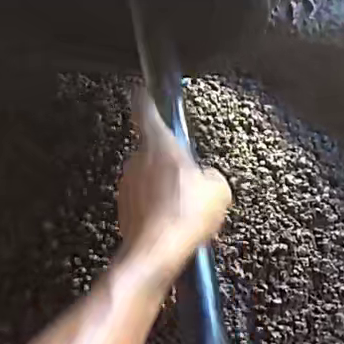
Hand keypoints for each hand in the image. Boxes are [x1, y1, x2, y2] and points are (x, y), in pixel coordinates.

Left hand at [118, 86, 231, 265]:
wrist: (158, 252)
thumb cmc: (184, 217)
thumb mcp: (219, 190)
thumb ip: (212, 176)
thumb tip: (208, 180)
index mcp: (159, 145)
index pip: (146, 109)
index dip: (146, 98)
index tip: (144, 91)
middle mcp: (137, 162)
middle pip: (152, 152)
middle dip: (169, 163)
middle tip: (189, 180)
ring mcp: (128, 187)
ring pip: (148, 180)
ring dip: (164, 190)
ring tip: (186, 210)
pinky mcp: (125, 211)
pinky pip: (144, 204)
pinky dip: (157, 211)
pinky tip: (175, 225)